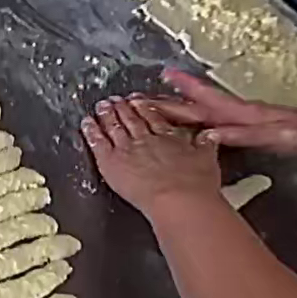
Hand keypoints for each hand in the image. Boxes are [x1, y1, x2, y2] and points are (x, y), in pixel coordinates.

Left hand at [82, 95, 222, 215]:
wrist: (177, 198)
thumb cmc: (195, 185)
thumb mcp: (207, 160)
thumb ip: (206, 145)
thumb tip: (210, 135)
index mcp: (169, 137)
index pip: (154, 118)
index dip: (145, 108)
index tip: (138, 100)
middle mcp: (146, 139)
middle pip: (132, 119)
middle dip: (123, 108)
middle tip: (116, 99)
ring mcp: (126, 148)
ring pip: (114, 126)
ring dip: (107, 114)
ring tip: (102, 105)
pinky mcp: (110, 160)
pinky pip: (97, 141)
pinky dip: (91, 130)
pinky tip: (86, 122)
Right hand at [140, 68, 296, 153]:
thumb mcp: (272, 136)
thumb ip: (241, 135)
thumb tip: (210, 134)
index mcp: (236, 112)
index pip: (201, 100)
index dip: (181, 89)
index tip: (162, 76)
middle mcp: (231, 113)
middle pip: (192, 105)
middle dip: (165, 100)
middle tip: (138, 97)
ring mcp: (234, 119)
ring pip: (196, 113)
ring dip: (173, 109)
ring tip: (151, 107)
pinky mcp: (238, 128)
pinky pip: (204, 123)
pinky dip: (187, 121)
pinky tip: (180, 126)